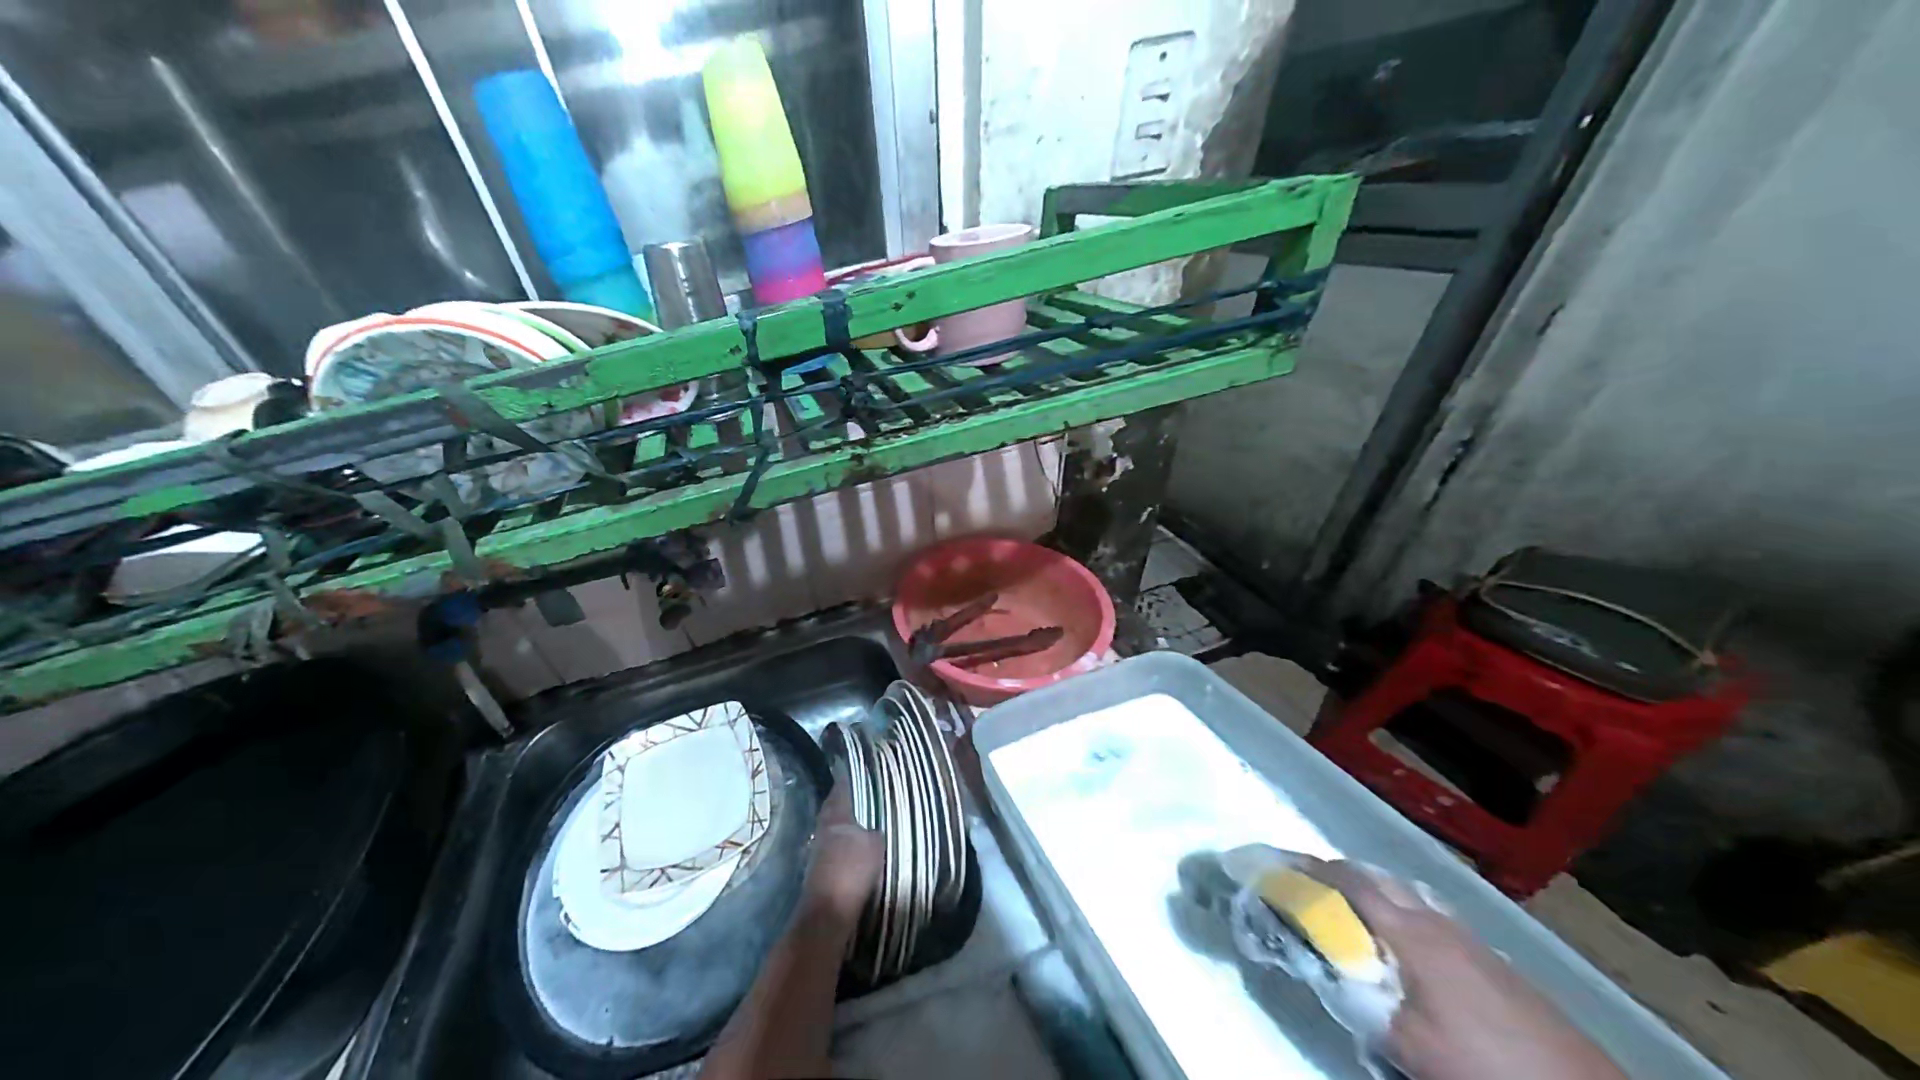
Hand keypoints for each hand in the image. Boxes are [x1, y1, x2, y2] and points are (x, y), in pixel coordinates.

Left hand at [802, 784, 883, 924]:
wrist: (828, 912)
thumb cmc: (852, 871)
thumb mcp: (874, 846)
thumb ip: (874, 833)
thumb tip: (870, 831)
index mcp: (836, 818)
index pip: (840, 792)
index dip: (844, 779)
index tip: (846, 767)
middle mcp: (822, 831)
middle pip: (830, 810)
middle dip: (839, 801)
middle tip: (853, 792)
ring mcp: (817, 853)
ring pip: (829, 830)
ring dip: (840, 824)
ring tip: (856, 820)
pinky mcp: (817, 872)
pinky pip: (831, 849)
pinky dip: (840, 845)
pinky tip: (850, 849)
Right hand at [1310, 860, 1626, 1079]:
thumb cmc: (1482, 1064)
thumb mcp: (1407, 1043)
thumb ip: (1358, 1001)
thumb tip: (1320, 970)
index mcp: (1411, 933)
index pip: (1350, 882)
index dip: (1310, 868)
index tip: (1278, 862)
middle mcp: (1437, 922)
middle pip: (1380, 879)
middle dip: (1339, 874)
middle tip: (1308, 885)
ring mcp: (1470, 938)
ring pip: (1409, 896)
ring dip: (1373, 892)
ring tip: (1350, 910)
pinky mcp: (1493, 960)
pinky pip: (1431, 917)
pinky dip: (1402, 914)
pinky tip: (1405, 946)